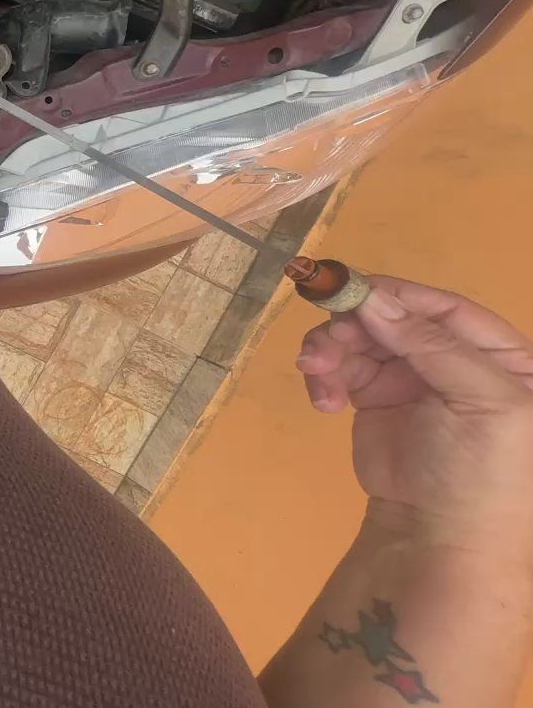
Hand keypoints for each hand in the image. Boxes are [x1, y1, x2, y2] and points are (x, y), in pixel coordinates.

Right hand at [297, 276, 532, 555]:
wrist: (438, 529)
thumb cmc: (486, 470)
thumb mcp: (483, 405)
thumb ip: (433, 346)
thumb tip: (370, 296)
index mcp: (505, 360)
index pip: (446, 309)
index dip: (395, 295)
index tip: (344, 290)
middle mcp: (455, 360)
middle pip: (387, 319)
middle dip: (347, 329)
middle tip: (320, 348)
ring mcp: (410, 376)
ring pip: (353, 338)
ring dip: (326, 353)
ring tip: (315, 377)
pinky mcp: (370, 391)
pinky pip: (335, 365)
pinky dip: (321, 378)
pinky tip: (324, 403)